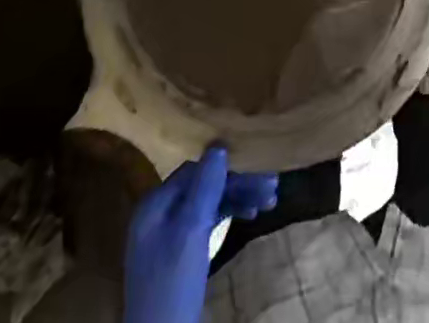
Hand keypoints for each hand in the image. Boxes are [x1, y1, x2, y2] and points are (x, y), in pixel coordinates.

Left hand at [123, 145, 277, 322]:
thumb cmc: (174, 282)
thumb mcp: (191, 231)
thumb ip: (204, 189)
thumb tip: (218, 146)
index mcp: (154, 204)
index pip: (195, 173)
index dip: (227, 172)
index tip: (261, 176)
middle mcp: (157, 214)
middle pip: (201, 188)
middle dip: (236, 186)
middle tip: (273, 190)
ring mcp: (166, 237)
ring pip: (205, 207)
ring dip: (235, 201)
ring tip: (268, 203)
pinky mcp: (177, 257)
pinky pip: (203, 226)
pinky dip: (225, 218)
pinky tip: (245, 218)